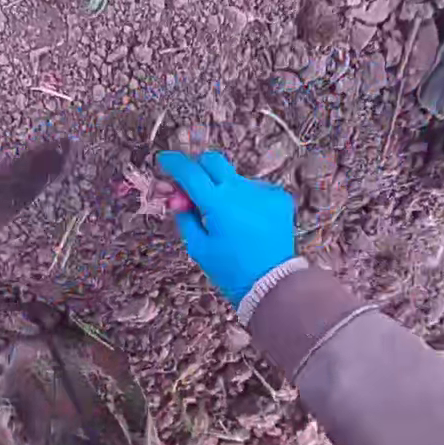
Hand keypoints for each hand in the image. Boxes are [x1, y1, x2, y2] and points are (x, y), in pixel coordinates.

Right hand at [157, 150, 296, 303]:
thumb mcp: (199, 247)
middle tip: (192, 188)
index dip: (173, 163)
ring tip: (226, 219)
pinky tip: (246, 222)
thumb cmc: (231, 270)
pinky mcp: (278, 198)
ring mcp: (262, 192)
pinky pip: (254, 190)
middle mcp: (241, 190)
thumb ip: (185, 217)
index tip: (165, 160)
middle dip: (198, 168)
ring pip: (234, 178)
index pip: (189, 172)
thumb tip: (177, 198)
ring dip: (223, 189)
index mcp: (218, 203)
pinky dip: (245, 200)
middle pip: (213, 161)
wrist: (272, 284)